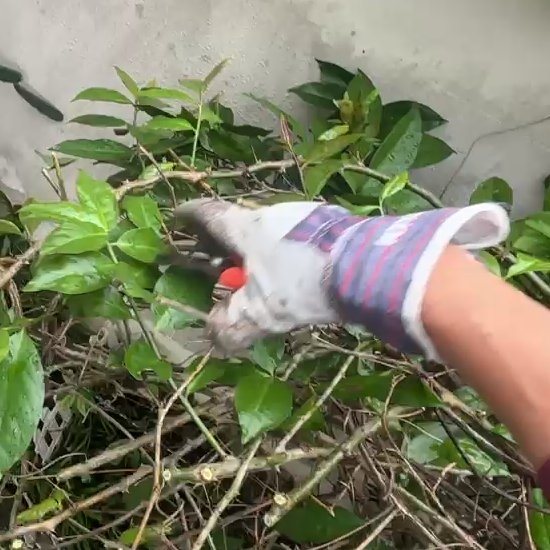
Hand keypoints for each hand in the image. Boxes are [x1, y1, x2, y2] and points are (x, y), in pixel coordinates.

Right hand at [172, 199, 508, 354]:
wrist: (372, 266)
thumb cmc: (302, 282)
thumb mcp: (261, 310)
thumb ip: (232, 324)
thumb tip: (213, 336)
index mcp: (246, 228)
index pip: (208, 216)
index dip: (189, 218)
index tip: (178, 218)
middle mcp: (273, 214)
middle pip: (242, 225)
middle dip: (227, 243)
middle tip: (219, 260)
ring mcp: (307, 217)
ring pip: (274, 232)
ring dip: (263, 251)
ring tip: (264, 277)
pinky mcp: (334, 226)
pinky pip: (301, 239)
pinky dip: (291, 255)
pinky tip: (302, 276)